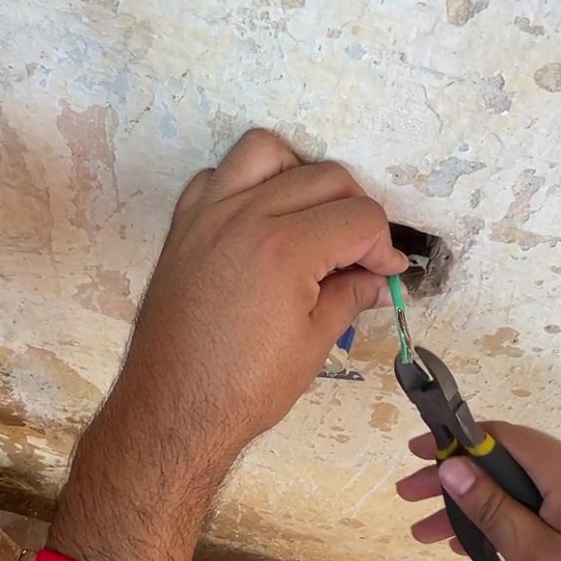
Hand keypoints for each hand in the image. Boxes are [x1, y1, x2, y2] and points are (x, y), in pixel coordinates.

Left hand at [113, 129, 407, 460]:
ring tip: (311, 217)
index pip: (359, 218)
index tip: (387, 273)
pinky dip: (246, 184)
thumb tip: (381, 280)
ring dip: (300, 174)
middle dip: (356, 210)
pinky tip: (260, 222)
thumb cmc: (243, 388)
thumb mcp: (314, 344)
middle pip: (324, 176)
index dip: (384, 247)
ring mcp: (207, 216)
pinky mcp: (183, 227)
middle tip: (360, 254)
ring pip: (265, 151)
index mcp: (284, 249)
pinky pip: (217, 176)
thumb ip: (351, 296)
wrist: (173, 409)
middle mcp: (244, 217)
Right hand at [396, 423, 560, 560]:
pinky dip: (517, 523)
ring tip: (435, 534)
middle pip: (512, 464)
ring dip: (483, 508)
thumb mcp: (537, 557)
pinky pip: (553, 511)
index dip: (454, 442)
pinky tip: (485, 547)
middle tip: (410, 500)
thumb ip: (492, 507)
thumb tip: (452, 465)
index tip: (416, 455)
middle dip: (459, 481)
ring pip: (530, 492)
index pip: (502, 435)